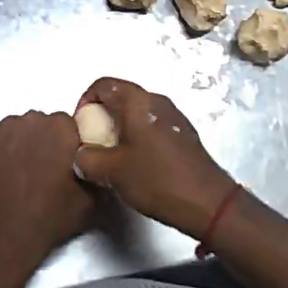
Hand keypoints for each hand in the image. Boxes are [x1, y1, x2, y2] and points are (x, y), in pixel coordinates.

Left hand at [0, 111, 93, 270]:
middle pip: (41, 123)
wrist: (1, 234)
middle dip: (42, 141)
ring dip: (19, 143)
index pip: (68, 125)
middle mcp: (34, 118)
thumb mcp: (89, 202)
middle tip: (40, 170)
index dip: (65, 145)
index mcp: (63, 128)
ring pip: (17, 128)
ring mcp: (5, 126)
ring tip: (16, 173)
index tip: (61, 164)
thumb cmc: (48, 217)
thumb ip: (94, 173)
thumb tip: (92, 166)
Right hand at [72, 78, 238, 238]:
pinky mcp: (184, 134)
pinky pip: (152, 126)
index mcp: (138, 101)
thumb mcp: (111, 172)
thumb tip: (80, 156)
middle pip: (120, 97)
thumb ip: (87, 159)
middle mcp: (157, 100)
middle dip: (102, 117)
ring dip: (120, 129)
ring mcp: (174, 116)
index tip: (80, 126)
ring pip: (137, 113)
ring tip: (112, 157)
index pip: (103, 84)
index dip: (85, 100)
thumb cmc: (156, 179)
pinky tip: (137, 165)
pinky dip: (138, 138)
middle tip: (93, 144)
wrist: (208, 202)